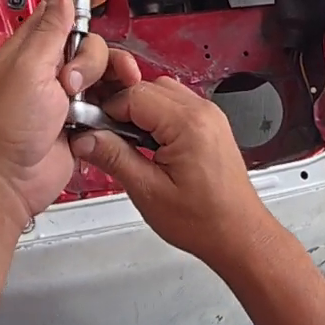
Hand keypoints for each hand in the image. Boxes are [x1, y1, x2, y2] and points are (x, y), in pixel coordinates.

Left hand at [0, 0, 141, 218]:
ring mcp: (65, 94)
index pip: (60, 10)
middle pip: (89, 42)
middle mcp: (48, 68)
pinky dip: (109, 106)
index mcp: (29, 48)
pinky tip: (98, 117)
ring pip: (103, 71)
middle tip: (71, 82)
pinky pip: (107, 101)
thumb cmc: (5, 128)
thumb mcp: (28, 70)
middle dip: (91, 59)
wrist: (9, 181)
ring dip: (104, 82)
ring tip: (88, 103)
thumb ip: (49, 31)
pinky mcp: (80, 119)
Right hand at [70, 76, 286, 273]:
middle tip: (107, 139)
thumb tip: (84, 138)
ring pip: (161, 92)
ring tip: (129, 144)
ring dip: (139, 111)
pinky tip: (149, 143)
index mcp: (188, 123)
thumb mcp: (148, 192)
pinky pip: (176, 104)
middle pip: (147, 88)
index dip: (107, 111)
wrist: (240, 236)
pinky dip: (157, 116)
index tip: (93, 132)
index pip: (134, 95)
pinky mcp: (210, 123)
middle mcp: (202, 110)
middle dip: (122, 109)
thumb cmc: (202, 221)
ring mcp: (209, 114)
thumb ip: (114, 158)